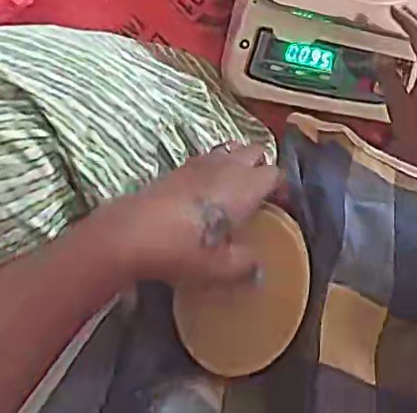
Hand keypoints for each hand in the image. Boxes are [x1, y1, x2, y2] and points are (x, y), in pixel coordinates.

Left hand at [99, 141, 282, 286]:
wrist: (133, 231)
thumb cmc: (182, 248)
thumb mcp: (218, 268)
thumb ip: (244, 266)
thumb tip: (261, 269)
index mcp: (245, 186)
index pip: (275, 173)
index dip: (282, 187)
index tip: (282, 207)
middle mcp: (228, 165)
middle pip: (257, 150)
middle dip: (263, 166)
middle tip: (261, 195)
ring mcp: (203, 160)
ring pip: (233, 147)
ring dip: (240, 160)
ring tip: (237, 187)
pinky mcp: (181, 165)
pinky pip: (211, 154)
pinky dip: (218, 164)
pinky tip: (208, 189)